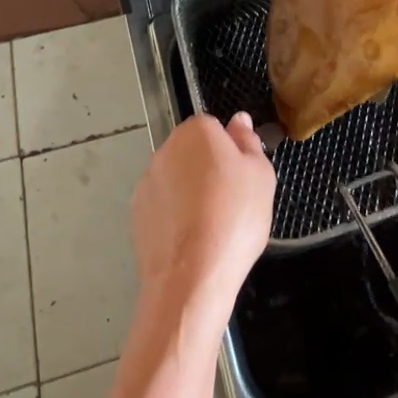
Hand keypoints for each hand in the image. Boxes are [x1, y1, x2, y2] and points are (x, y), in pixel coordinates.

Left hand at [130, 111, 276, 302]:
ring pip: (176, 180)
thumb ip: (248, 143)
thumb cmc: (235, 216)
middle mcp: (165, 149)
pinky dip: (175, 217)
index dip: (230, 150)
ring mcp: (146, 183)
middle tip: (232, 200)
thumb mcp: (260, 175)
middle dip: (209, 169)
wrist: (192, 276)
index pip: (214, 128)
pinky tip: (192, 240)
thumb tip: (239, 121)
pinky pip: (163, 207)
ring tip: (212, 225)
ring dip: (190, 193)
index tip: (242, 175)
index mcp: (196, 132)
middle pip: (193, 152)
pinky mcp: (136, 214)